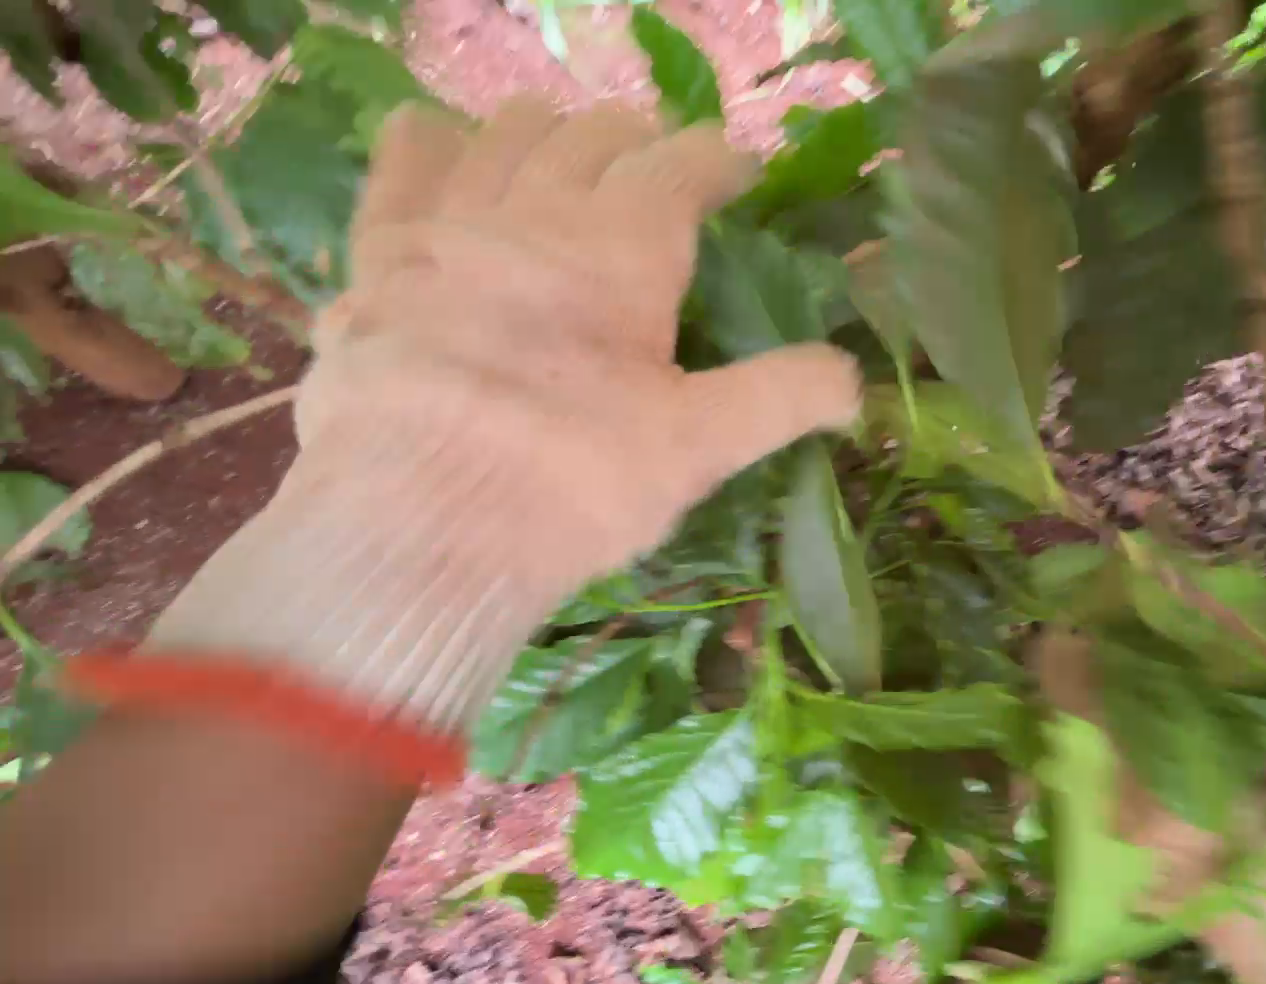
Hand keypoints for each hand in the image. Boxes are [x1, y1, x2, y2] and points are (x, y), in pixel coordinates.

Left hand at [73, 98, 861, 779]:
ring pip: (504, 132)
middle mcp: (531, 210)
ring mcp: (443, 226)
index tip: (741, 175)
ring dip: (553, 135)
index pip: (680, 164)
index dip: (719, 161)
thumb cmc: (577, 482)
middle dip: (643, 144)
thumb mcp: (704, 446)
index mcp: (621, 248)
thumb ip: (787, 397)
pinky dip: (443, 146)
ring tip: (577, 167)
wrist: (417, 534)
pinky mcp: (375, 260)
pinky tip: (459, 165)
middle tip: (669, 179)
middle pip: (593, 135)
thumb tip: (855, 380)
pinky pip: (405, 161)